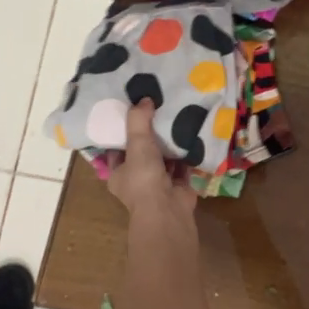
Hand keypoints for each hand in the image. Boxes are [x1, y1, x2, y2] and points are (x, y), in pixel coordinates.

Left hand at [105, 101, 195, 216]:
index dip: (122, 131)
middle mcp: (136, 179)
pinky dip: (186, 153)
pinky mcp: (178, 185)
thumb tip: (144, 99)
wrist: (168, 210)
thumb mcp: (137, 144)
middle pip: (141, 152)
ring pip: (163, 158)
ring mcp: (158, 184)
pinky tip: (191, 134)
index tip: (130, 112)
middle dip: (150, 135)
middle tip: (157, 110)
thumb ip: (139, 121)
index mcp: (117, 173)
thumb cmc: (143, 179)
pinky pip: (182, 165)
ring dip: (169, 143)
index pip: (116, 149)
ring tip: (175, 117)